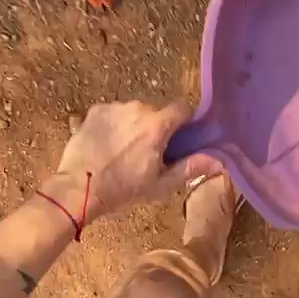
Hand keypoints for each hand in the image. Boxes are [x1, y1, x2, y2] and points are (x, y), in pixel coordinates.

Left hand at [45, 101, 223, 223]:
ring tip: (123, 153)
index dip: (184, 122)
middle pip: (156, 112)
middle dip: (156, 128)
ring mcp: (114, 107)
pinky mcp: (94, 111)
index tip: (180, 138)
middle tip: (148, 155)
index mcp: (157, 125)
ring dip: (134, 127)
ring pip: (133, 113)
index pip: (182, 108)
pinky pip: (113, 114)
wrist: (79, 188)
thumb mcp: (161, 184)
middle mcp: (137, 108)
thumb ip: (191, 167)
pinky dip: (114, 127)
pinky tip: (107, 148)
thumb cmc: (123, 190)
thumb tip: (219, 161)